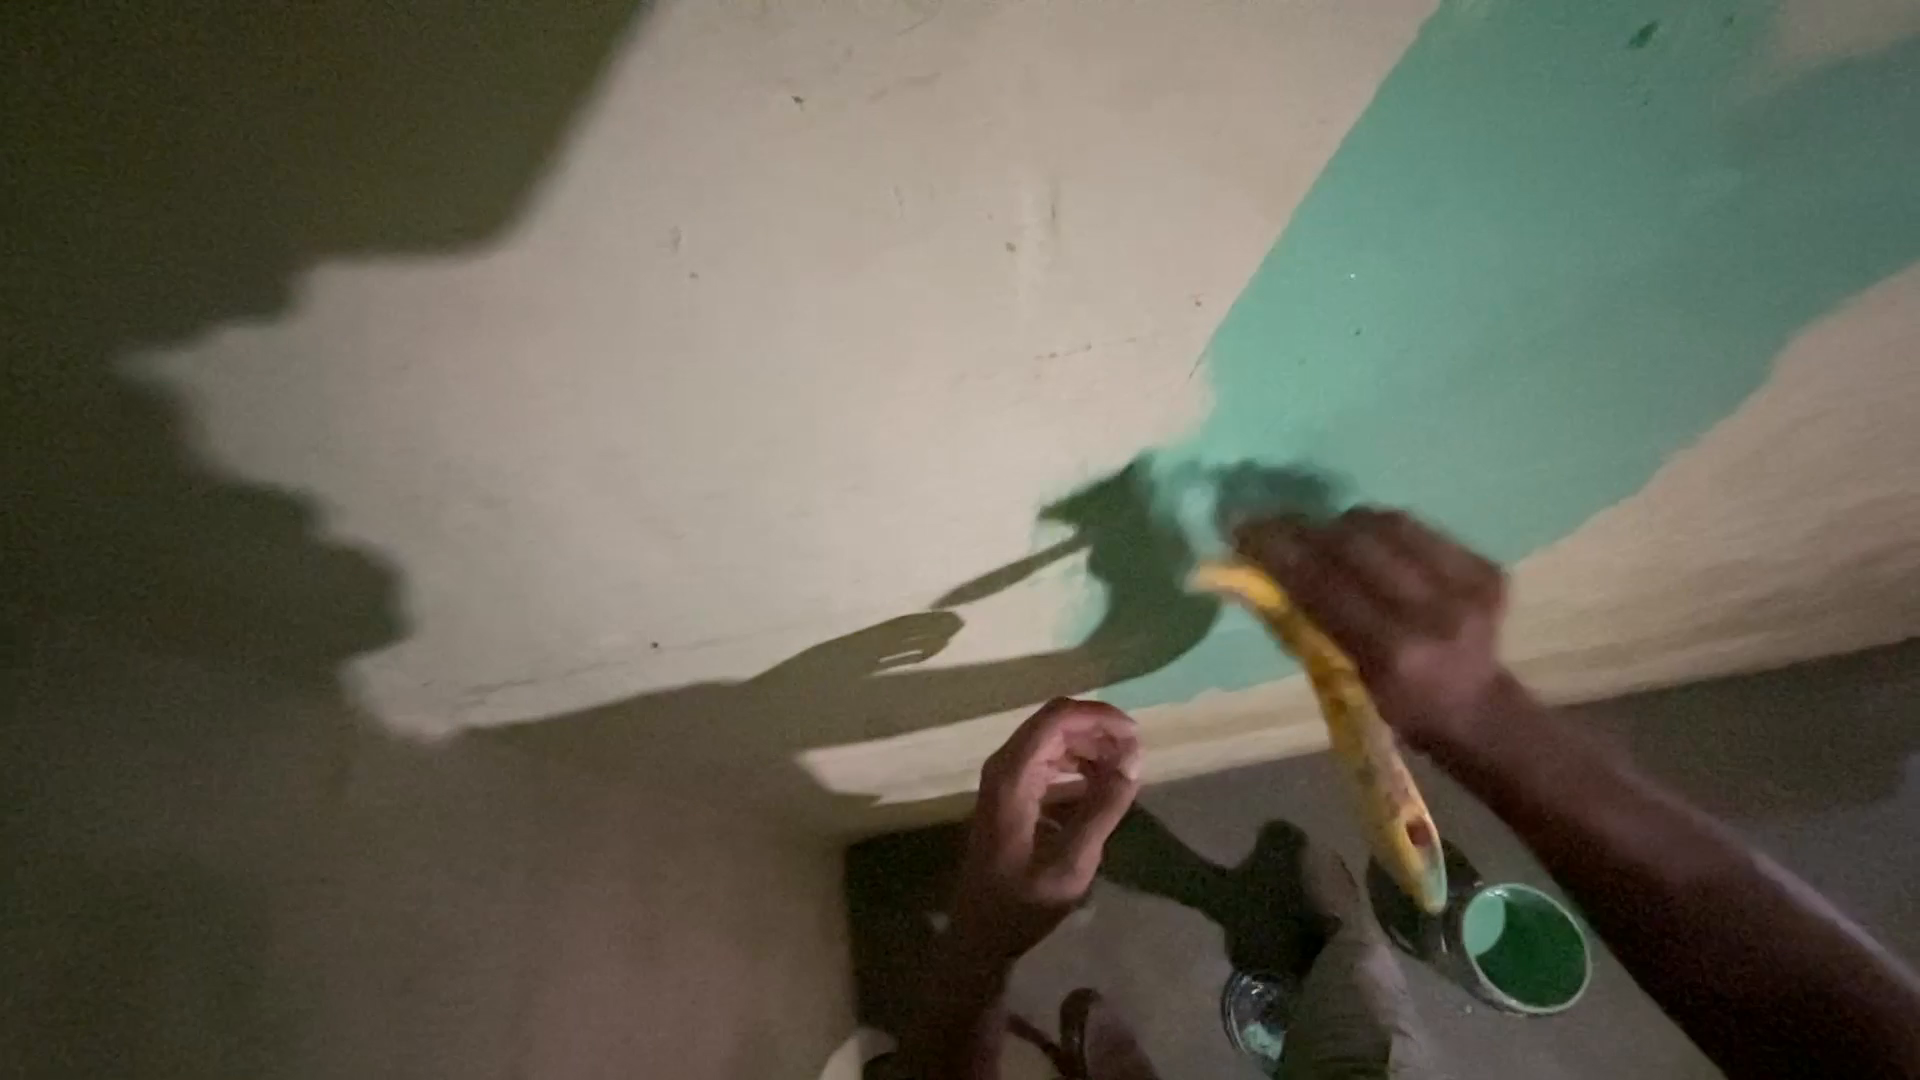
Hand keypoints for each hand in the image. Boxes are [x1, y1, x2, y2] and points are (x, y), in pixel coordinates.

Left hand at [948, 698, 1141, 961]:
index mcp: (1013, 774)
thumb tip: (1133, 761)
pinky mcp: (1011, 790)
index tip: (1136, 736)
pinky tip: (1101, 786)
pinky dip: (1077, 764)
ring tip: (1124, 771)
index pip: (1057, 717)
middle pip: (1055, 722)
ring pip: (1052, 738)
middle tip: (1135, 757)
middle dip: (1098, 730)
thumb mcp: (1072, 862)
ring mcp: (1004, 775)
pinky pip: (1047, 759)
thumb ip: (1103, 808)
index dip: (1099, 716)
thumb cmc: (1022, 902)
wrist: (979, 932)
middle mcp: (1004, 764)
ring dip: (1090, 746)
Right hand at [1235, 507, 1520, 752]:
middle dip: (1302, 528)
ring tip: (1318, 536)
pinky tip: (1364, 544)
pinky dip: (1378, 530)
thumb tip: (1251, 570)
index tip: (1240, 529)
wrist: (1477, 711)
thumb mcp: (1339, 676)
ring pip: (1384, 523)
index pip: (1321, 583)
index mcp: (1392, 653)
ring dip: (1339, 525)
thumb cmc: (1390, 705)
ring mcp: (1468, 586)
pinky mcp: (1485, 567)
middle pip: (1353, 542)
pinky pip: (1414, 527)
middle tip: (1270, 524)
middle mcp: (1435, 613)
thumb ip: (1300, 622)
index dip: (1277, 550)